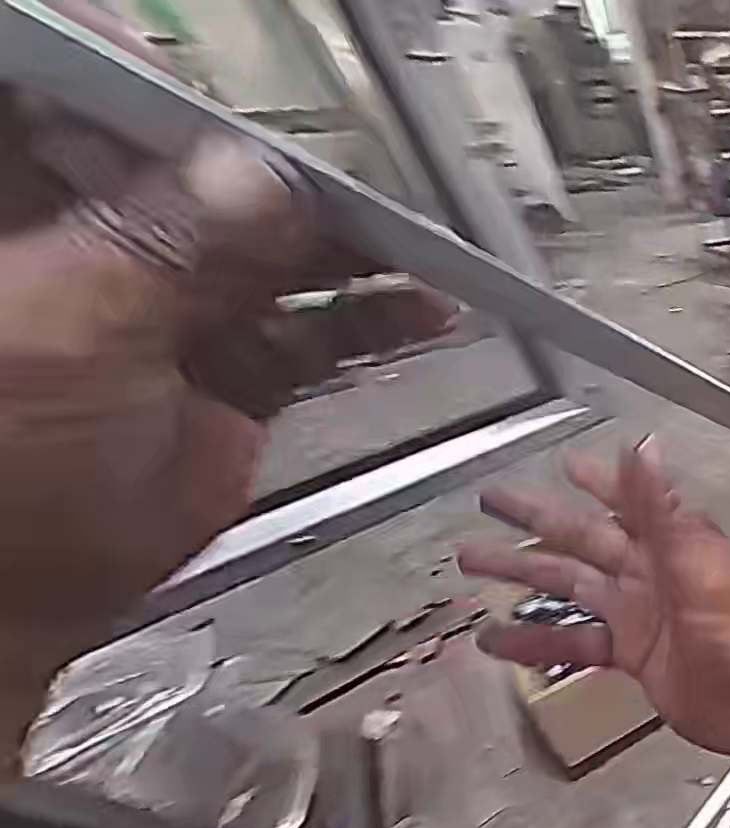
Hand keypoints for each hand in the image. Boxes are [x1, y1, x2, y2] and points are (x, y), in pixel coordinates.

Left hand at [0, 3, 453, 771]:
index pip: (48, 93)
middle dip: (273, 184)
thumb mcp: (58, 333)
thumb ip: (162, 250)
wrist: (19, 588)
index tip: (204, 93)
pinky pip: (320, 328)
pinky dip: (378, 323)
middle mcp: (81, 239)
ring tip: (423, 260)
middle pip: (186, 176)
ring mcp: (168, 304)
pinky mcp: (238, 361)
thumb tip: (265, 177)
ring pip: (271, 254)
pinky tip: (431, 316)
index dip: (124, 80)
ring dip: (351, 257)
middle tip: (352, 199)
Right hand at [458, 440, 729, 759]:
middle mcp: (655, 575)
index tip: (569, 464)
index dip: (602, 481)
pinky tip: (498, 639)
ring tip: (474, 560)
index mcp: (676, 549)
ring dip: (526, 572)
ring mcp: (642, 615)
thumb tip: (645, 451)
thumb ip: (664, 514)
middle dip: (541, 520)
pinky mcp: (633, 653)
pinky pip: (576, 641)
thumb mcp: (700, 573)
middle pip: (588, 540)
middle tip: (494, 501)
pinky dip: (536, 640)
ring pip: (573, 585)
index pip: (633, 503)